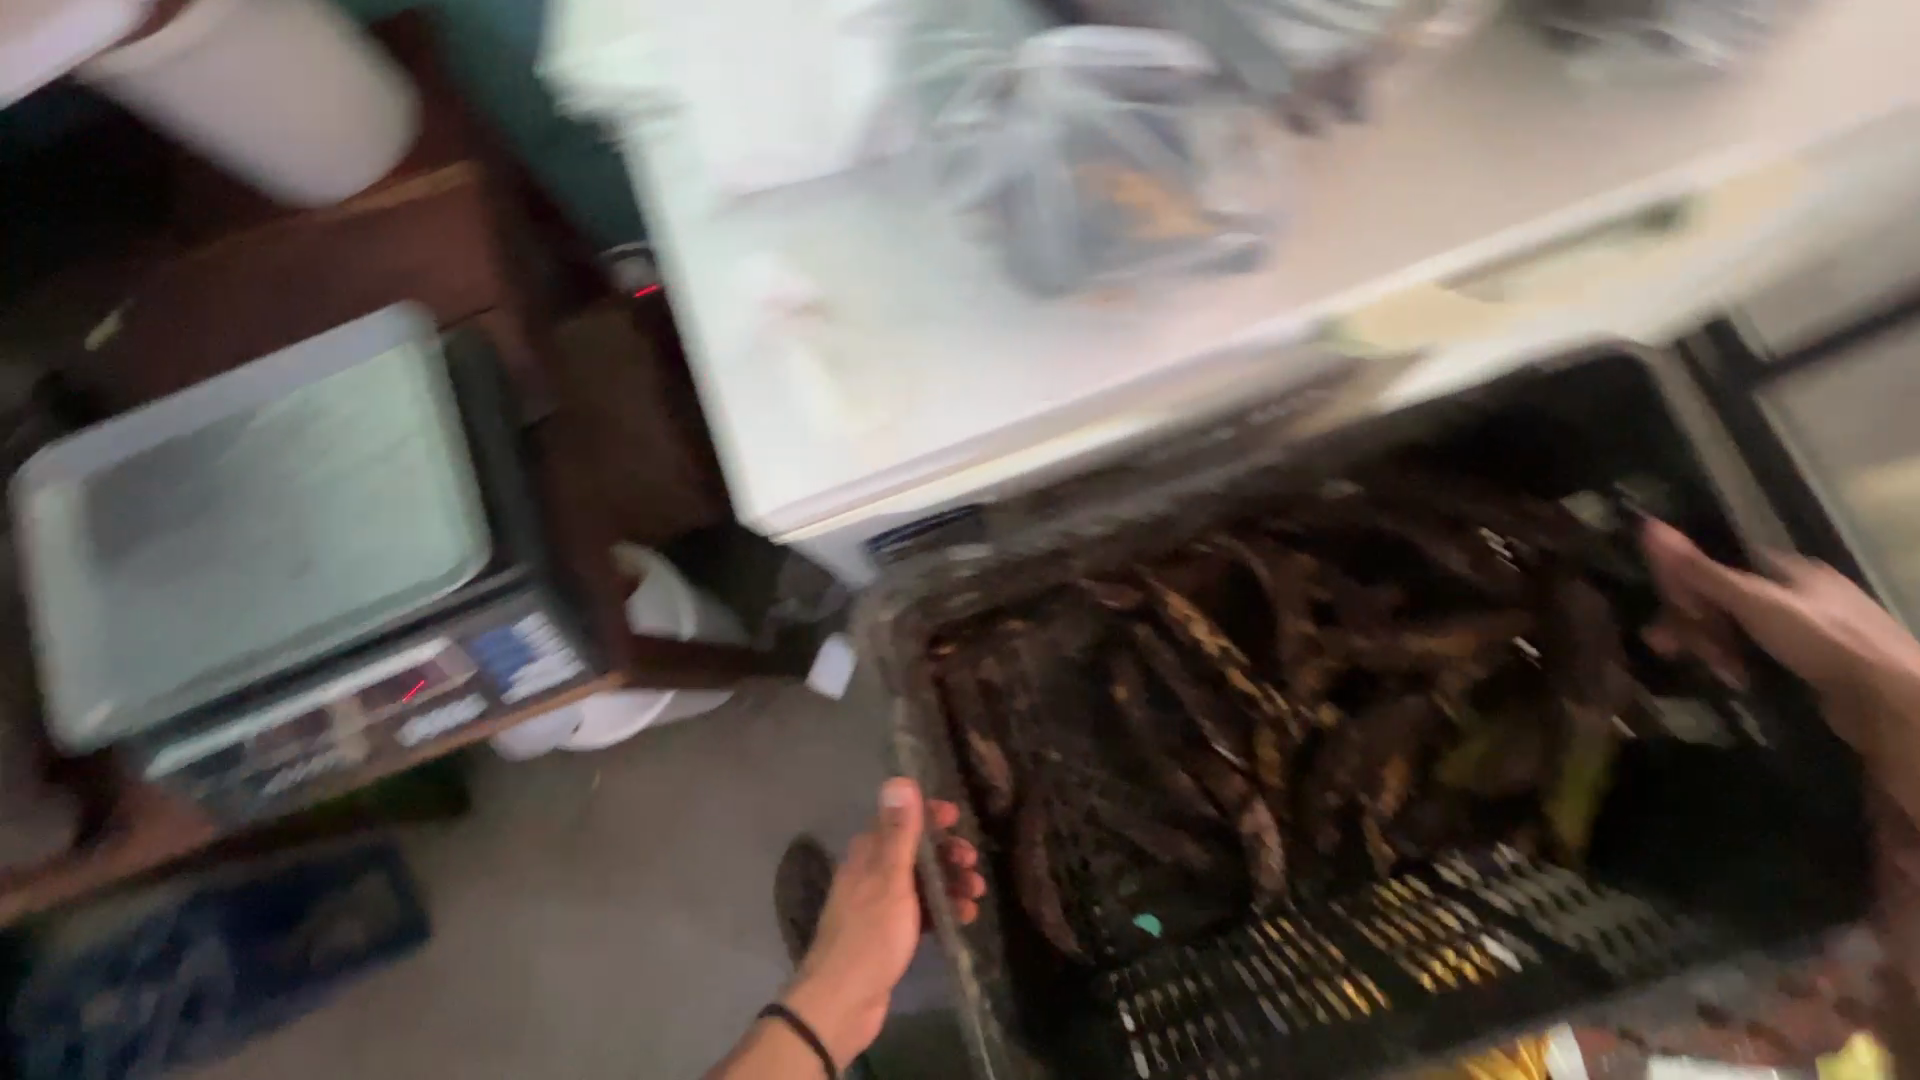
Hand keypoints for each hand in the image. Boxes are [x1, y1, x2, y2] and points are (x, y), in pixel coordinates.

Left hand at [781, 778, 986, 1069]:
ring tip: (976, 893)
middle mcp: (871, 873)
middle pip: (915, 850)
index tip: (957, 817)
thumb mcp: (890, 879)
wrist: (842, 1002)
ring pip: (921, 882)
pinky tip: (965, 917)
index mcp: (867, 854)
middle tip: (972, 862)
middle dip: (946, 852)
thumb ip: (899, 832)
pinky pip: (921, 911)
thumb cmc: (869, 935)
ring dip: (949, 882)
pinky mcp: (889, 934)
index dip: (929, 815)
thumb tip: (900, 779)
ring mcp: (880, 905)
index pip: (900, 818)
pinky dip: (942, 909)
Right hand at [1640, 520, 1919, 735]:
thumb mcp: (1752, 601)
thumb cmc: (1821, 638)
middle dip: (1693, 623)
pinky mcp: (1806, 660)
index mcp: (1786, 570)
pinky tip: (1736, 678)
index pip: (1717, 566)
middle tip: (1666, 644)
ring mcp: (1803, 628)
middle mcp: (1795, 593)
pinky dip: (1738, 663)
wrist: (1890, 699)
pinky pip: (1753, 653)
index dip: (1685, 584)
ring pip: (1734, 630)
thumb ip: (1699, 569)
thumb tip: (1649, 526)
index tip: (1667, 608)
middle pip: (1721, 600)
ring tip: (1714, 669)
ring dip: (1712, 647)